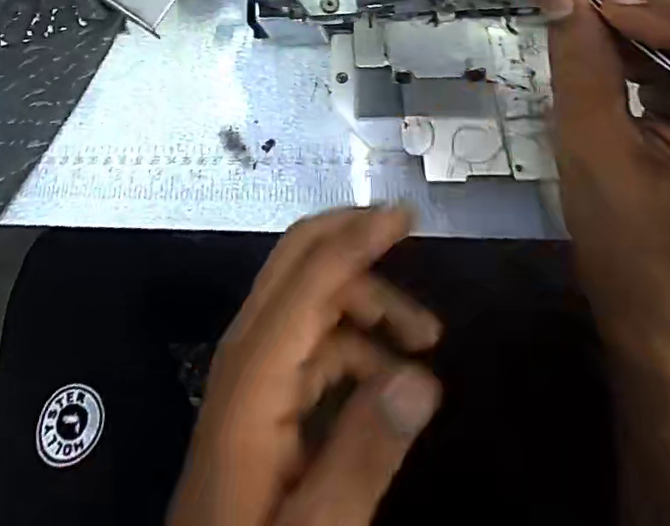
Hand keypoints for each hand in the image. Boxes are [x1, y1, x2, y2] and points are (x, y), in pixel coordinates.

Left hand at [168, 207, 443, 525]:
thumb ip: (365, 455)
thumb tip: (422, 379)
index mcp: (254, 377)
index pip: (310, 277)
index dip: (359, 236)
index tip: (405, 214)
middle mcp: (245, 356)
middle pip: (296, 261)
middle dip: (354, 238)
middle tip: (407, 231)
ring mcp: (249, 373)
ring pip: (311, 298)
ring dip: (369, 301)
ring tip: (424, 338)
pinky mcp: (259, 395)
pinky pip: (312, 336)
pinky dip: (357, 337)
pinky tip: (388, 375)